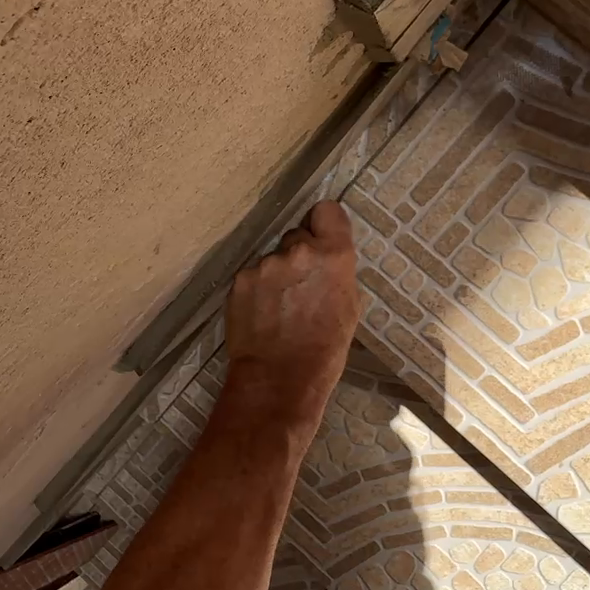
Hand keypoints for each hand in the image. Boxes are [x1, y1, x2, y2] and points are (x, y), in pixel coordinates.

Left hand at [222, 201, 361, 437]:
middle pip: (297, 235)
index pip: (327, 210)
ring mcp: (265, 264)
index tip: (321, 239)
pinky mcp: (240, 280)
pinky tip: (261, 315)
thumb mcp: (349, 306)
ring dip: (276, 275)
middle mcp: (298, 250)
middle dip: (299, 255)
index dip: (323, 224)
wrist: (279, 379)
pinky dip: (256, 290)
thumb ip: (337, 273)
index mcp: (333, 255)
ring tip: (279, 308)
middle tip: (300, 287)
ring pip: (273, 258)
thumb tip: (326, 261)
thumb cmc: (326, 349)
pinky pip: (252, 276)